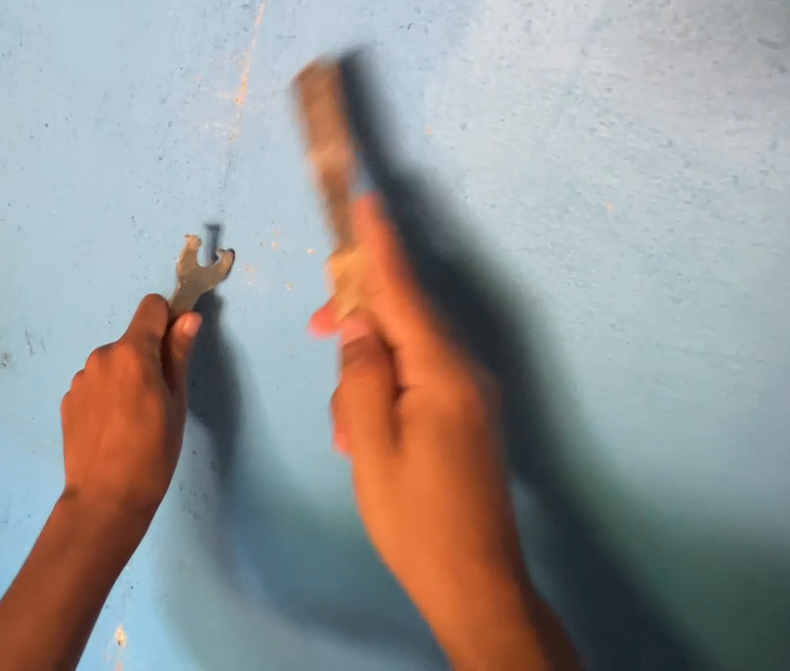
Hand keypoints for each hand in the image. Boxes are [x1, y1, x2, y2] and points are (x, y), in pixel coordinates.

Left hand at [59, 294, 199, 524]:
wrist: (105, 499)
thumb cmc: (153, 452)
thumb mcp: (176, 403)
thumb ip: (179, 354)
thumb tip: (189, 317)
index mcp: (131, 351)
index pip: (151, 307)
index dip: (167, 321)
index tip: (175, 349)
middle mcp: (101, 355)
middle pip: (132, 341)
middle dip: (146, 359)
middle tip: (157, 402)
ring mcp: (80, 378)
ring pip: (112, 364)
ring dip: (124, 379)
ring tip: (132, 422)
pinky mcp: (68, 399)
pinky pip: (95, 385)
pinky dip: (105, 398)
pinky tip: (111, 431)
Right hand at [312, 197, 576, 667]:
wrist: (475, 585)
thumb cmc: (414, 517)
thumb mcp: (370, 442)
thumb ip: (361, 372)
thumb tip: (358, 323)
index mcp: (442, 373)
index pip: (403, 292)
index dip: (379, 246)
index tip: (366, 204)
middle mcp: (463, 372)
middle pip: (401, 317)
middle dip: (355, 320)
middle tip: (314, 329)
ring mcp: (468, 393)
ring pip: (402, 351)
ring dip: (364, 371)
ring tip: (348, 431)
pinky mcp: (464, 412)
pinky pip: (414, 378)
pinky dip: (381, 391)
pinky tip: (363, 435)